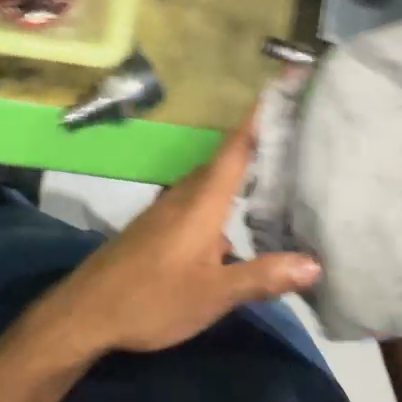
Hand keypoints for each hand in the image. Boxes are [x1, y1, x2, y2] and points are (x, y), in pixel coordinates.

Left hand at [29, 115, 322, 358]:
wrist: (87, 312)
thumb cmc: (152, 300)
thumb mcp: (213, 295)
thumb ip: (262, 277)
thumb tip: (315, 263)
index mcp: (201, 204)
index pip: (235, 151)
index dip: (258, 121)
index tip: (278, 89)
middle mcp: (183, 197)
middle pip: (224, 163)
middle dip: (257, 147)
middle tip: (295, 138)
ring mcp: (165, 211)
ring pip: (209, 184)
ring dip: (239, 177)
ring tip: (275, 178)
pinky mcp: (155, 228)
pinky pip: (197, 202)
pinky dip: (221, 202)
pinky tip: (234, 228)